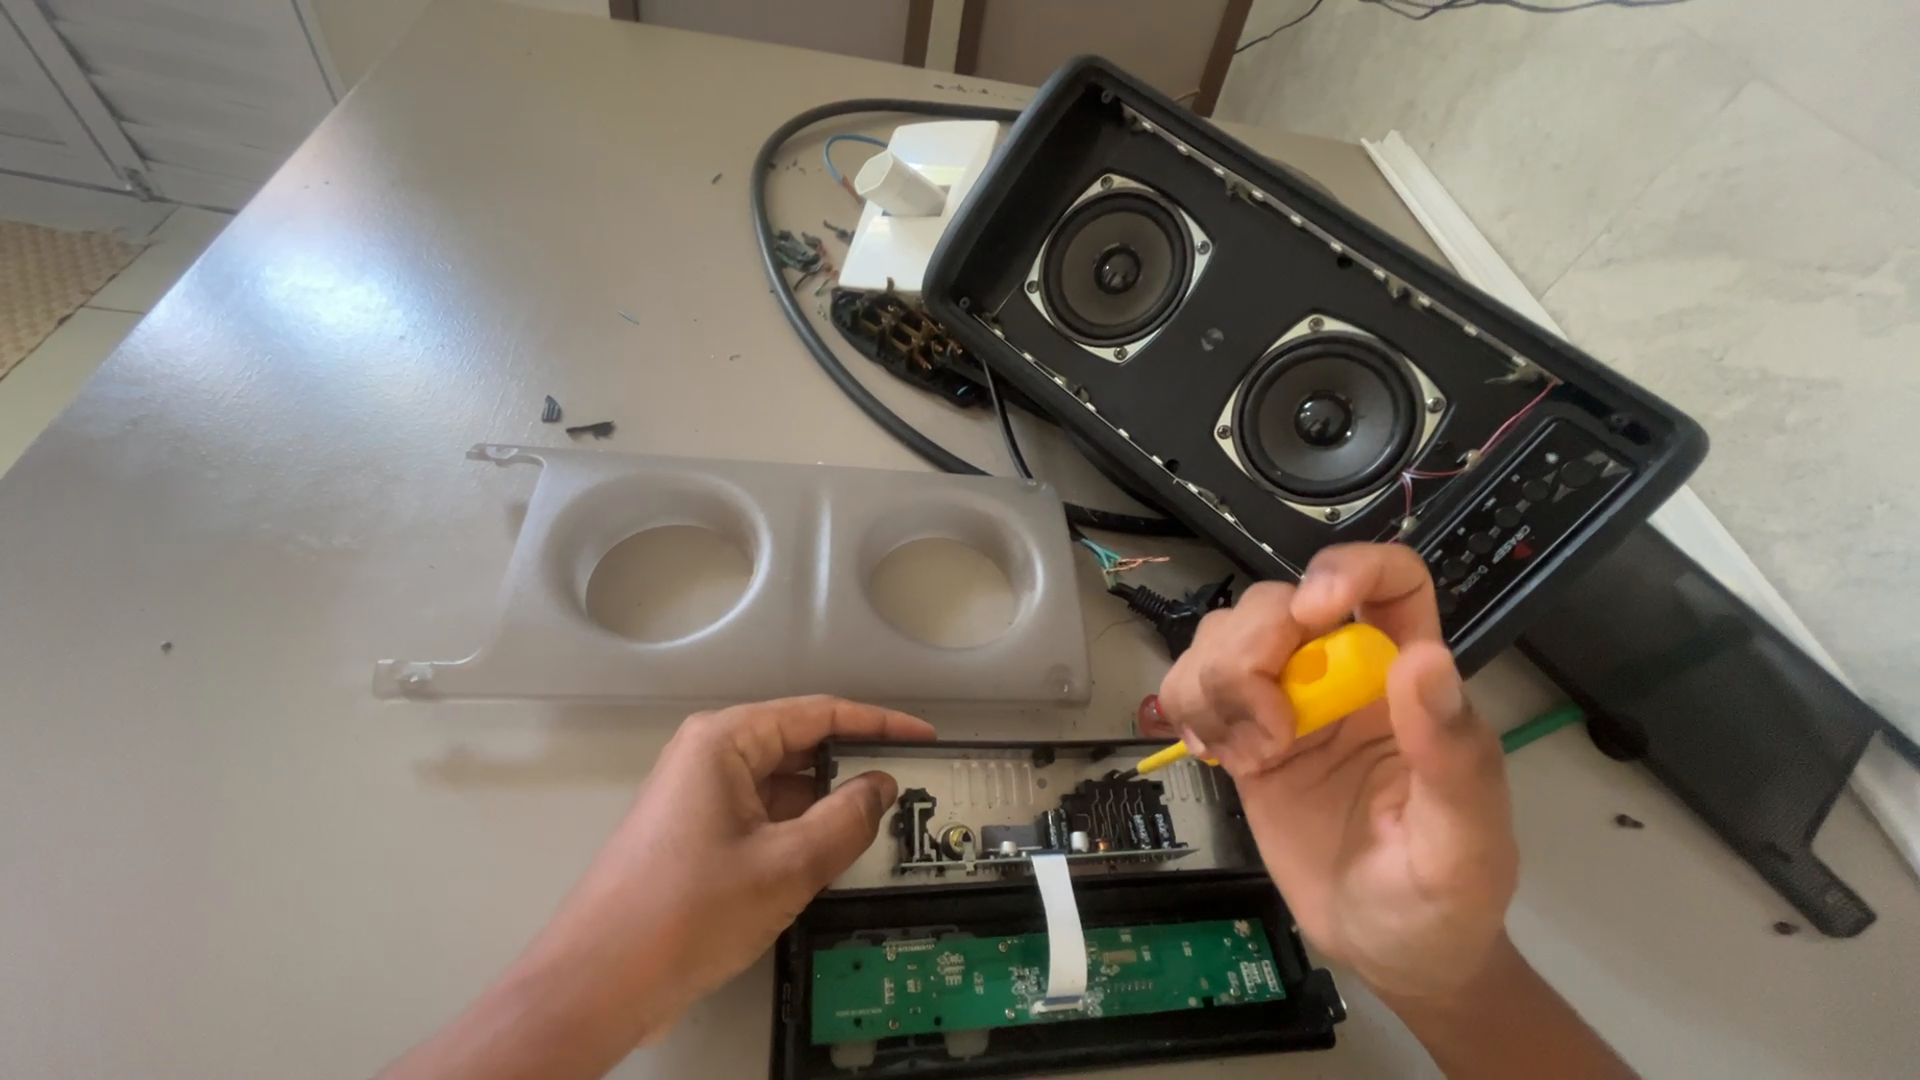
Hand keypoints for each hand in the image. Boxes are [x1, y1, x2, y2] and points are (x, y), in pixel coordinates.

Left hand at [383, 696, 932, 1079]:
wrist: (594, 988)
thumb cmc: (689, 914)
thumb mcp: (785, 866)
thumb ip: (846, 819)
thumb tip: (882, 787)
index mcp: (727, 740)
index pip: (820, 714)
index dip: (878, 723)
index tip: (925, 735)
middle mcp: (713, 753)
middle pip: (801, 743)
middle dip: (855, 764)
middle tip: (912, 784)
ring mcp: (703, 793)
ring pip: (785, 782)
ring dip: (829, 800)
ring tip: (883, 820)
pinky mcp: (700, 830)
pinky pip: (765, 812)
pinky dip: (802, 826)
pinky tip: (835, 850)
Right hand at [1151, 544, 1516, 1002]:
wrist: (1380, 947)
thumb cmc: (1441, 902)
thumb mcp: (1463, 844)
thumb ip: (1452, 758)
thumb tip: (1426, 659)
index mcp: (1405, 678)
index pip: (1389, 580)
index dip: (1346, 569)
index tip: (1312, 613)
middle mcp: (1338, 671)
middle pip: (1274, 601)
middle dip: (1251, 652)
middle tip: (1269, 733)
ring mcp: (1281, 698)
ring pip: (1220, 634)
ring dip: (1213, 688)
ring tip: (1245, 756)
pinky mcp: (1235, 728)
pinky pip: (1185, 680)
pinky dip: (1186, 710)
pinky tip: (1216, 756)